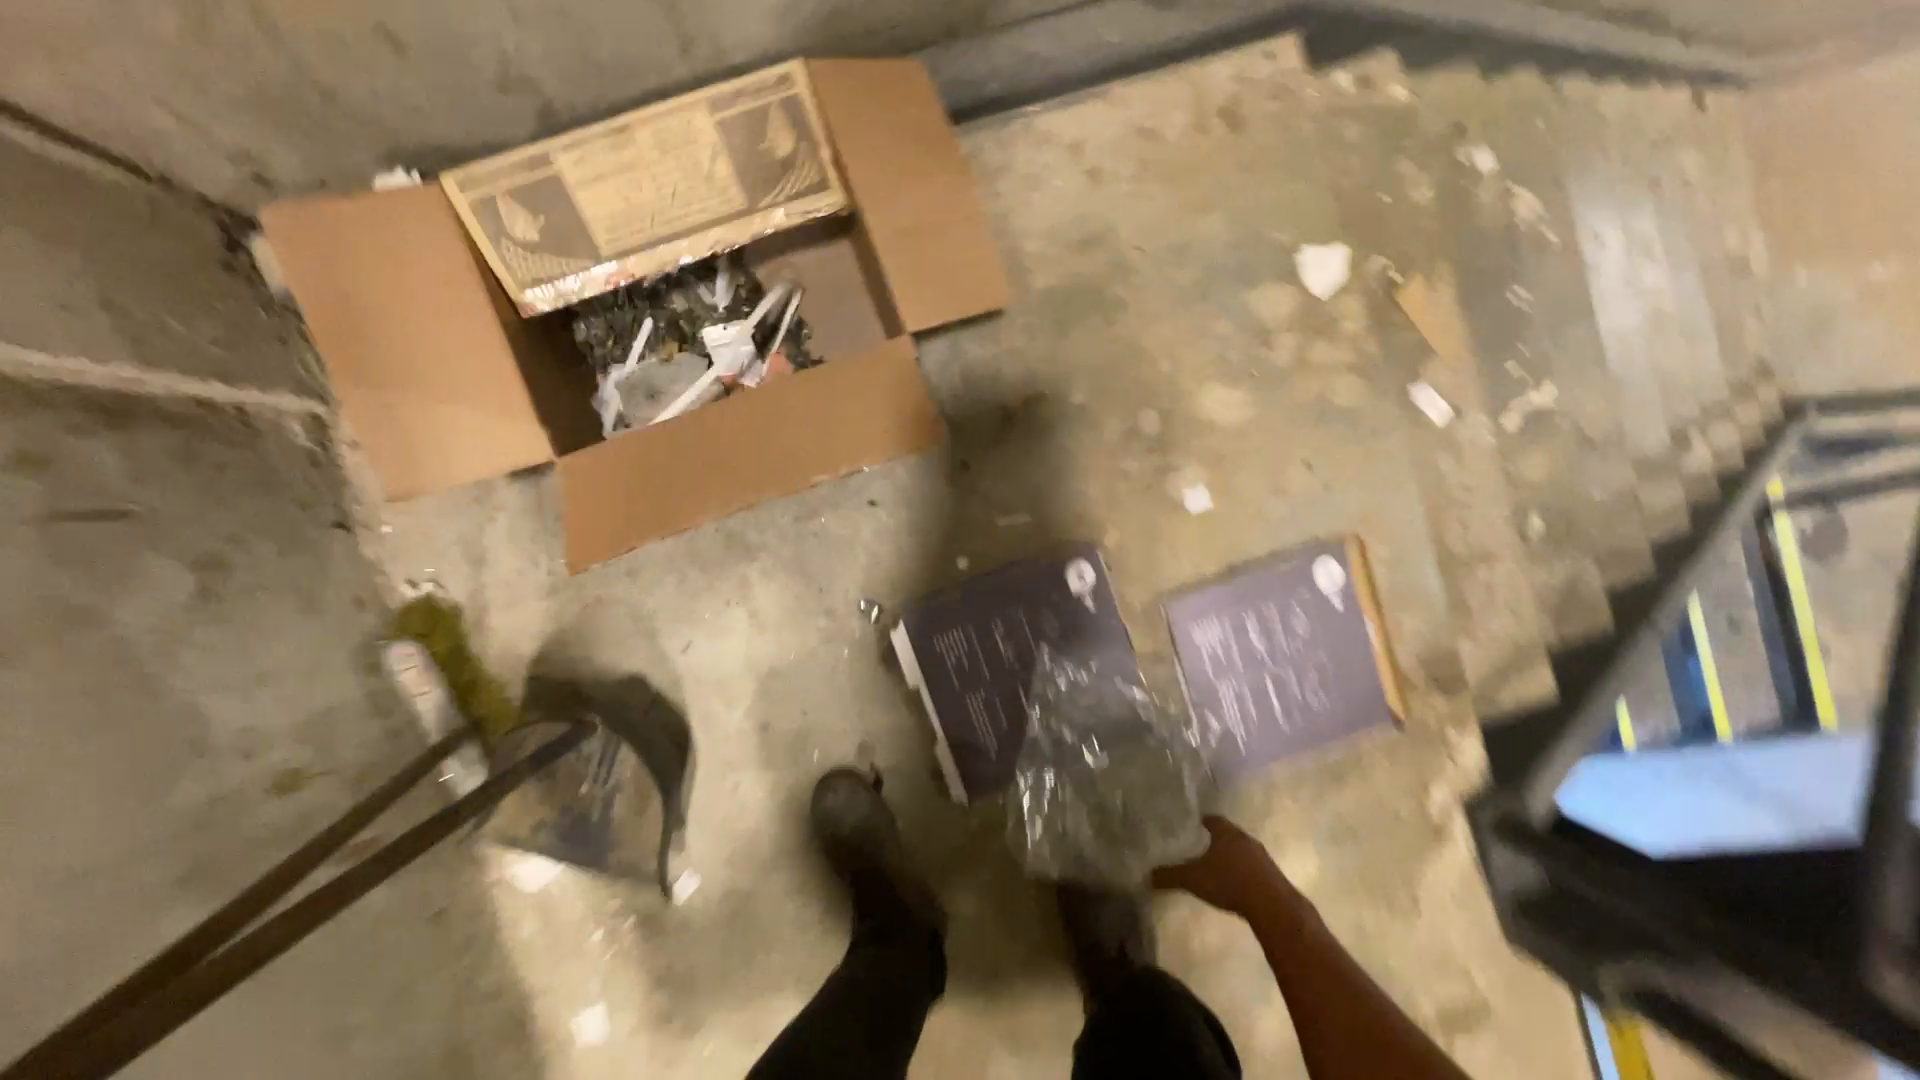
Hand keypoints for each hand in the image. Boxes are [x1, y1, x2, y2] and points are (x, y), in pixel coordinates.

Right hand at [1152, 816, 1286, 916]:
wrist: (1272, 905)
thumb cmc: (1229, 882)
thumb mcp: (1193, 879)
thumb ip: (1170, 875)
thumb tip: (1147, 874)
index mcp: (1226, 832)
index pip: (1212, 819)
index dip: (1201, 822)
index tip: (1191, 826)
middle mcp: (1245, 838)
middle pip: (1228, 834)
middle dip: (1215, 840)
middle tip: (1199, 847)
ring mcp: (1262, 856)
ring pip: (1241, 851)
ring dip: (1231, 857)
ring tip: (1215, 867)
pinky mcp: (1272, 875)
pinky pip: (1253, 867)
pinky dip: (1242, 872)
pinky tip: (1234, 884)